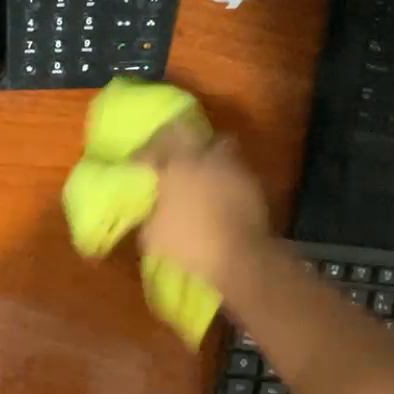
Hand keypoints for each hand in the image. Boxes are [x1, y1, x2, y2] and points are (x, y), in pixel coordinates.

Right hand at [137, 128, 274, 291]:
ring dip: (208, 160)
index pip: (157, 142)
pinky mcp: (255, 186)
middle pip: (193, 135)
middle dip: (182, 144)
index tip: (139, 164)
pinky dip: (226, 180)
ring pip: (220, 150)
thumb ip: (150, 213)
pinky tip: (220, 197)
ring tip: (201, 178)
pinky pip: (235, 173)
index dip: (145, 152)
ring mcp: (234, 169)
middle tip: (173, 161)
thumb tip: (151, 206)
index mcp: (176, 166)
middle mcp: (206, 159)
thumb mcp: (152, 236)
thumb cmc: (188, 246)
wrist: (240, 259)